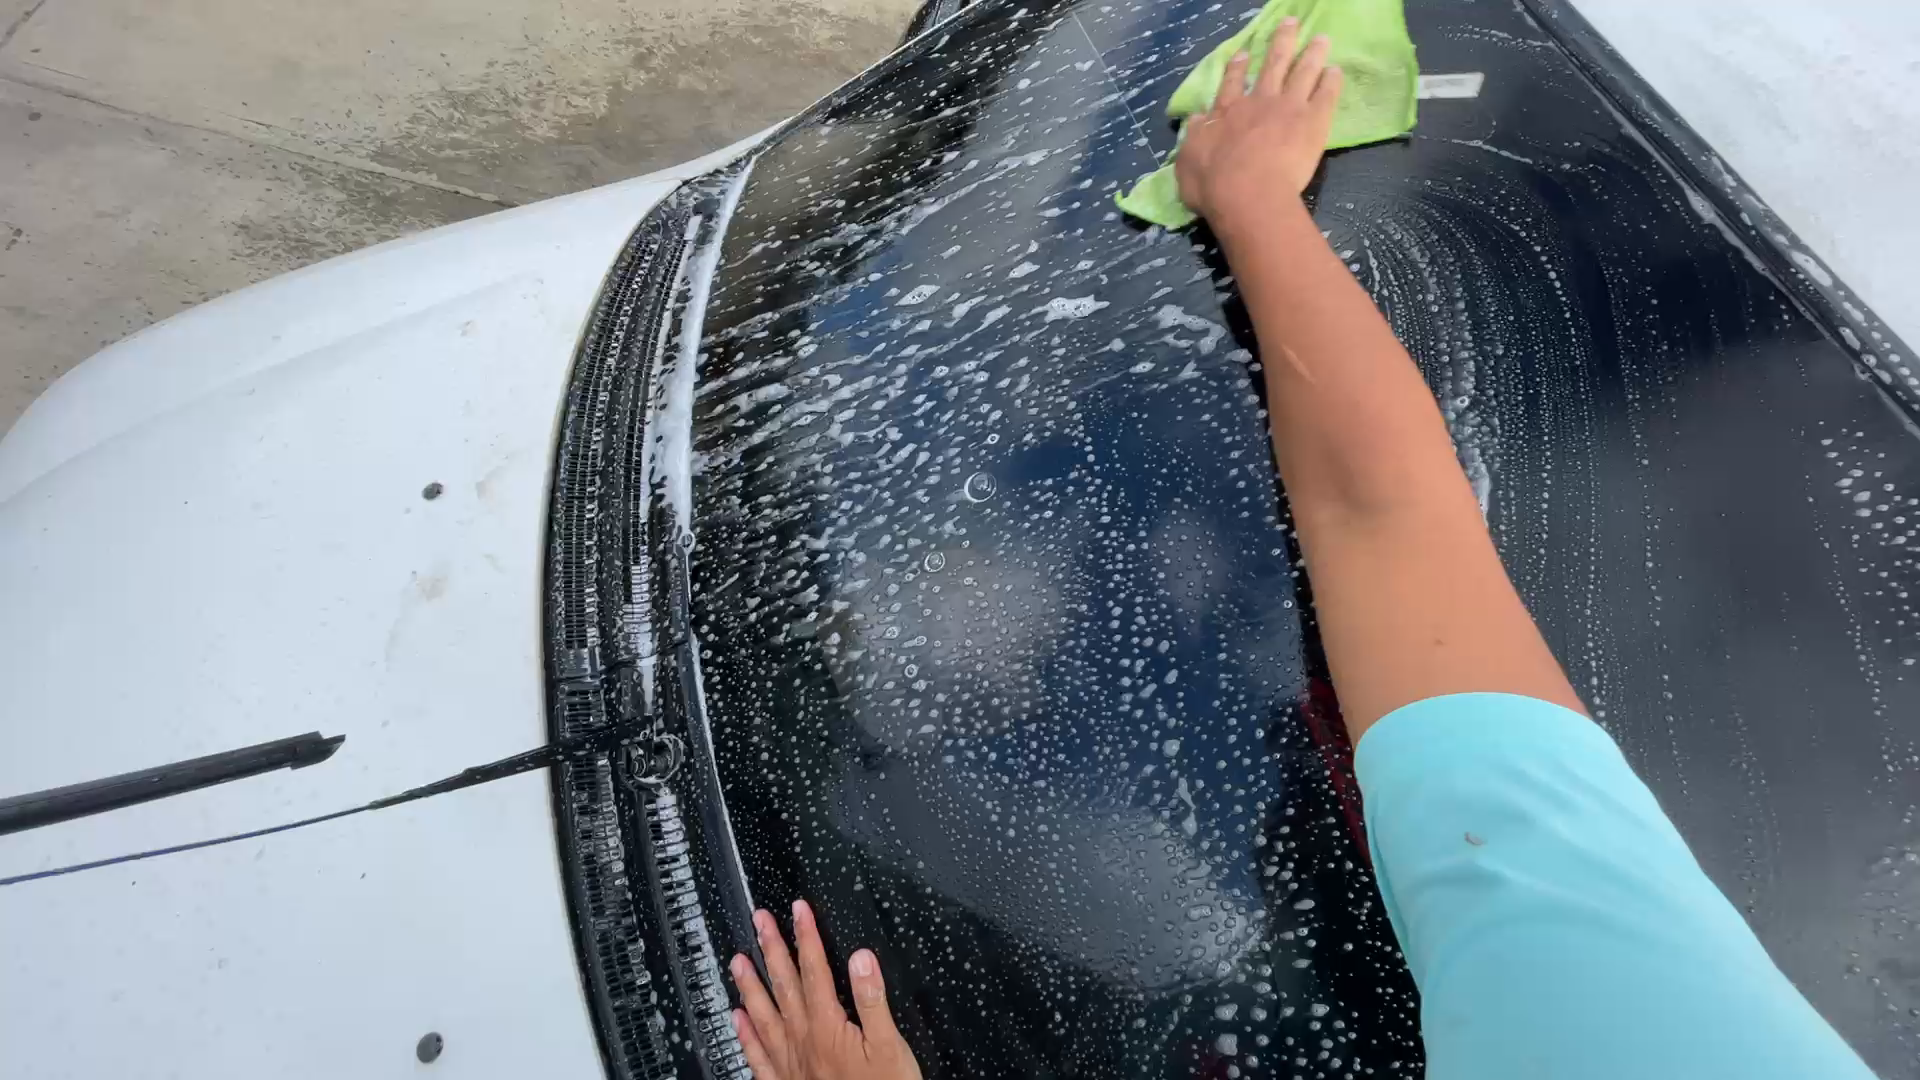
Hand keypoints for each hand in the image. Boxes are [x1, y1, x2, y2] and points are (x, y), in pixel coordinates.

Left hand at [729, 900, 923, 1079]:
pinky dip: (746, 1037)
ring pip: (764, 1016)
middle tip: (759, 920)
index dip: (806, 935)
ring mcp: (790, 1065)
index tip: (798, 909)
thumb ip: (872, 999)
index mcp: (827, 1027)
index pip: (813, 970)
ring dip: (751, 985)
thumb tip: (861, 956)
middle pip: (784, 986)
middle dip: (772, 949)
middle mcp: (803, 1042)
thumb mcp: (889, 1046)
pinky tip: (737, 1020)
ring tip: (737, 960)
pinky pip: (758, 1058)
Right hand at [1175, 20, 1343, 224]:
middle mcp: (1258, 102)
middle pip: (1272, 65)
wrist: (1248, 195)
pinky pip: (1326, 94)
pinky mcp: (1314, 119)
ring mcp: (1288, 107)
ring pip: (1303, 71)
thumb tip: (1197, 119)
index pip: (1231, 85)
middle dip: (1281, 43)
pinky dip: (1331, 81)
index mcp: (1226, 113)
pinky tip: (1335, 71)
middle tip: (1289, 25)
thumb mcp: (1187, 164)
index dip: (1236, 68)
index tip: (1243, 53)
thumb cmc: (1213, 186)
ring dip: (1312, 53)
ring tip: (1321, 40)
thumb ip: (1193, 139)